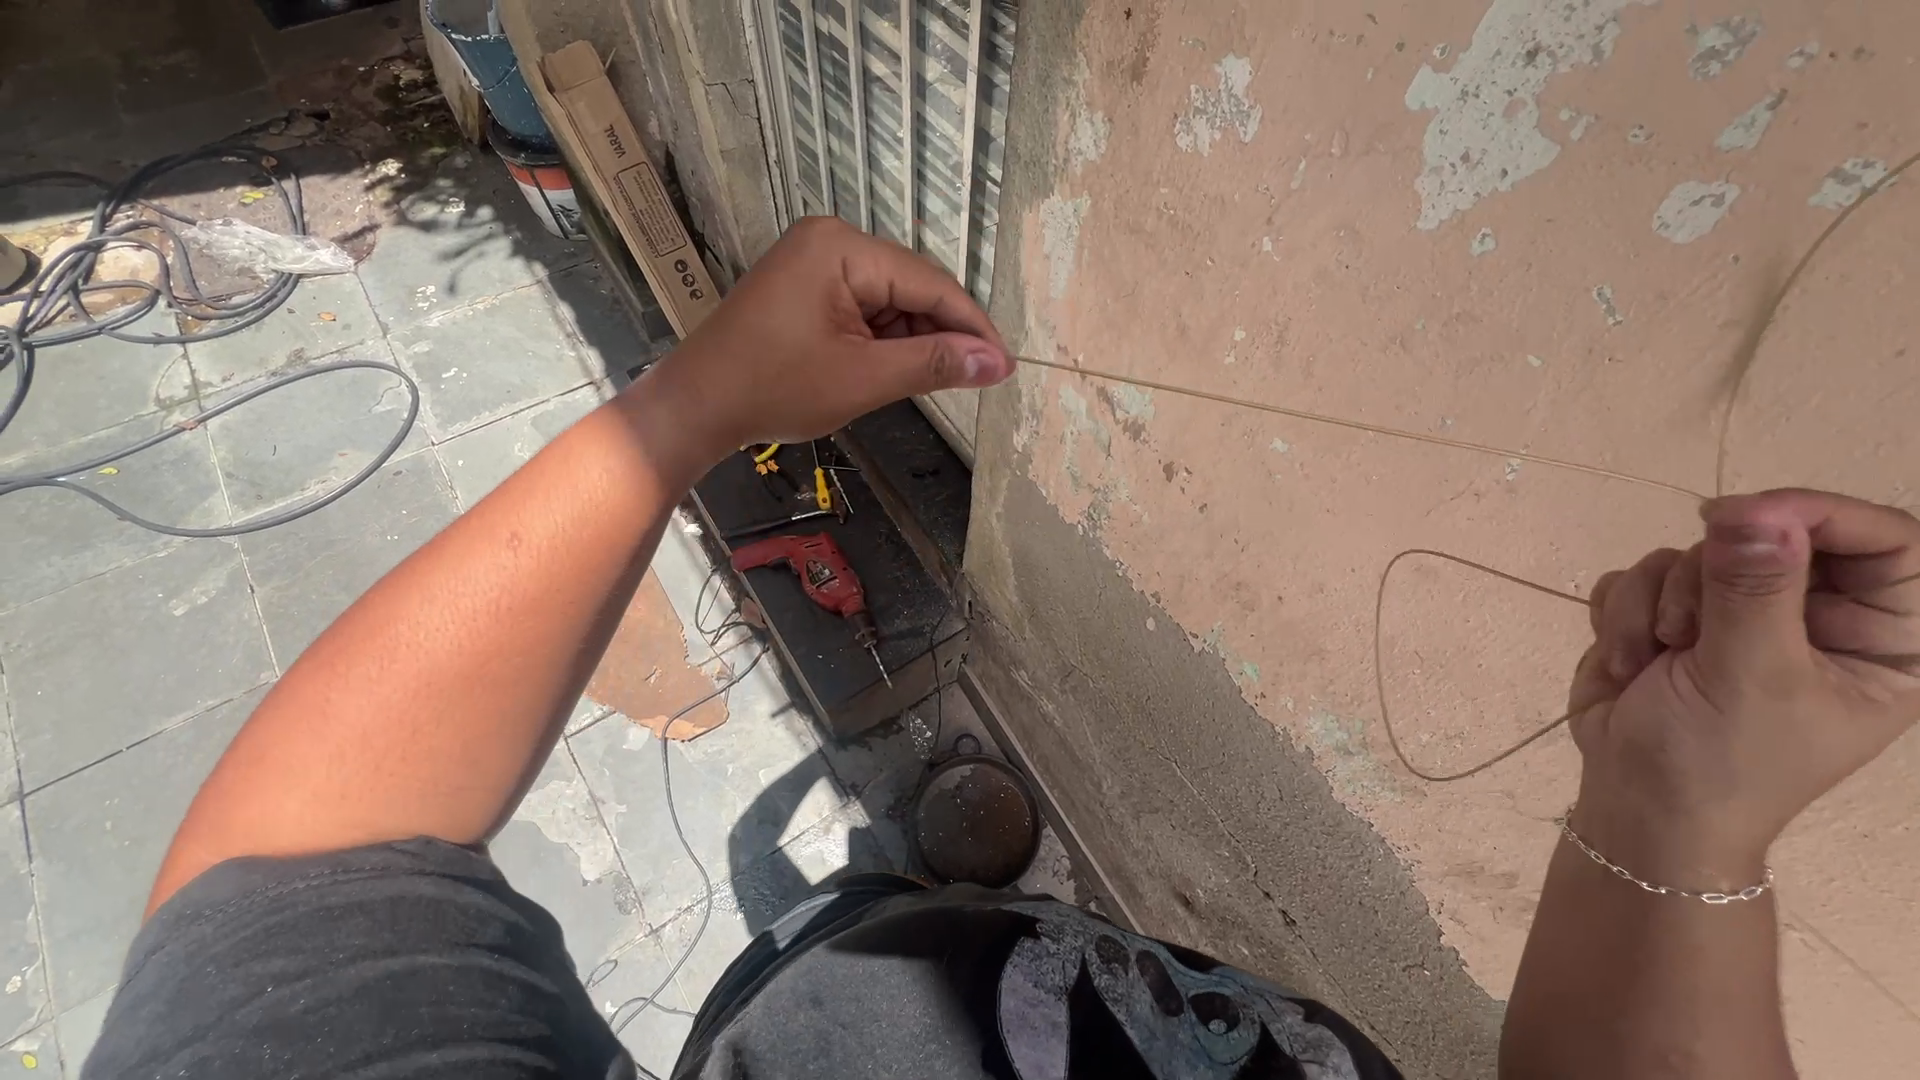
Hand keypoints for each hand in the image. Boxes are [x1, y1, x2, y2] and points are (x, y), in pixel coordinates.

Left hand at [630, 217, 1010, 468]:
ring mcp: (814, 262)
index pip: (929, 282)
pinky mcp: (806, 288)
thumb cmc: (775, 388)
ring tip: (934, 381)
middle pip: (911, 287)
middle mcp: (829, 241)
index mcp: (840, 247)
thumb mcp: (864, 378)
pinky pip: (863, 309)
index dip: (972, 327)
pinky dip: (884, 341)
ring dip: (913, 341)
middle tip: (976, 380)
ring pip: (890, 301)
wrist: (698, 405)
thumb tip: (996, 363)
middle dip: (941, 334)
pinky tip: (896, 369)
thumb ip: (935, 364)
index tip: (1005, 364)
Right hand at [1568, 489, 1919, 880]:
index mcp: (1879, 636)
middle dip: (1703, 582)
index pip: (1886, 543)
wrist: (1636, 800)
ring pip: (1685, 556)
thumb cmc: (1721, 759)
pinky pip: (1636, 577)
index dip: (1819, 516)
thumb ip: (1753, 591)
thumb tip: (1751, 510)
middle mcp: (1811, 616)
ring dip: (1650, 608)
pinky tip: (1629, 661)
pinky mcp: (1663, 616)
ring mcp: (1731, 615)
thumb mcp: (1750, 677)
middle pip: (1764, 539)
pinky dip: (1619, 616)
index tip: (1740, 514)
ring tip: (1652, 663)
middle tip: (1684, 637)